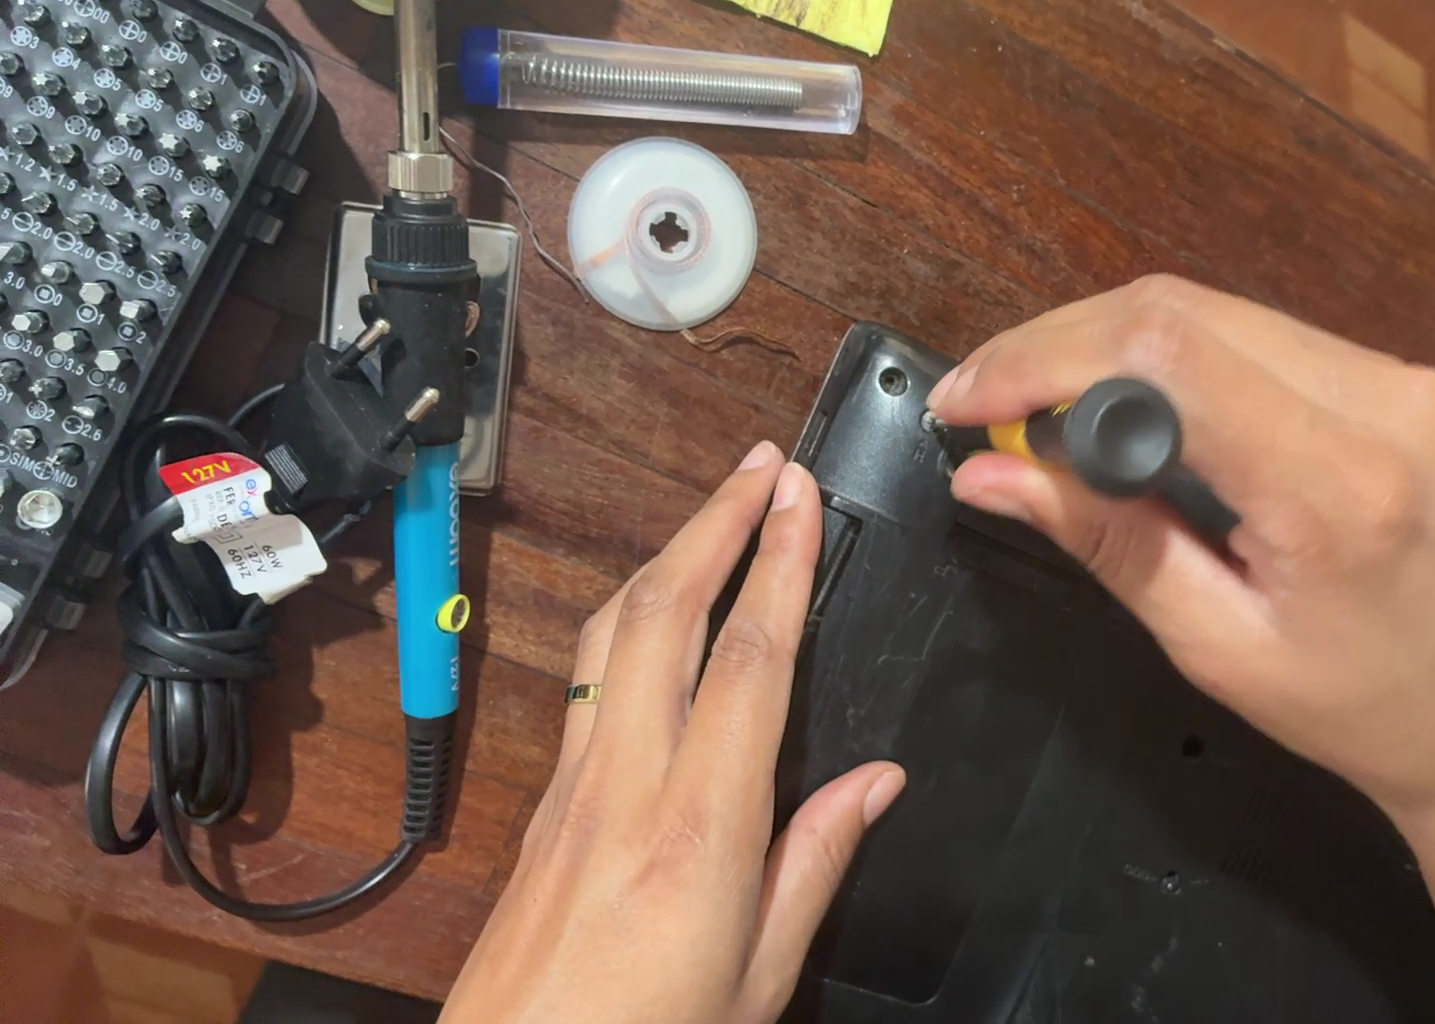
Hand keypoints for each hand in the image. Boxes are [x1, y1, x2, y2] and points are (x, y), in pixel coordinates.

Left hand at [442, 443, 905, 1023]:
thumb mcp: (761, 974)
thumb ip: (819, 859)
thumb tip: (881, 777)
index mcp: (699, 830)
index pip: (748, 662)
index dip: (781, 566)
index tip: (802, 500)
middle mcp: (627, 784)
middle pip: (667, 614)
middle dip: (720, 523)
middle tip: (765, 466)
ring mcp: (575, 781)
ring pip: (618, 628)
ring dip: (675, 549)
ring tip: (724, 505)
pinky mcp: (549, 792)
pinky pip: (593, 669)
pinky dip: (637, 603)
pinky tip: (666, 590)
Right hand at [928, 276, 1434, 830]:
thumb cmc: (1355, 710)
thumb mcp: (1212, 644)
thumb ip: (1102, 541)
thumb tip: (989, 475)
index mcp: (1337, 485)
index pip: (1165, 357)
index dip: (1042, 359)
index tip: (965, 400)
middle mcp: (1382, 398)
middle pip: (1176, 312)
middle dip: (1054, 345)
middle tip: (983, 399)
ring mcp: (1398, 374)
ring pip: (1206, 311)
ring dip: (1098, 344)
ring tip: (1032, 402)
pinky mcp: (1392, 373)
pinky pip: (1245, 333)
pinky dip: (1157, 355)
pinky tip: (1115, 399)